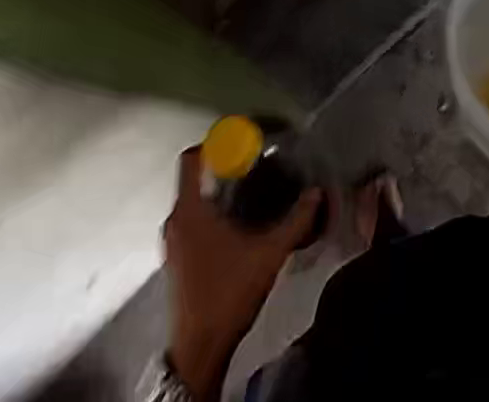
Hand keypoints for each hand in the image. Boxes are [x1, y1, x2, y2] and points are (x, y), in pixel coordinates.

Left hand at [163, 147, 320, 399]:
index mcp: (189, 210)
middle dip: (221, 167)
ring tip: (248, 192)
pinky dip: (209, 212)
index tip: (239, 141)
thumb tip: (317, 193)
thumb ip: (296, 221)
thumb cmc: (229, 292)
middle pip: (192, 178)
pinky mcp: (174, 259)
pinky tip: (235, 224)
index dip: (212, 143)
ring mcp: (171, 242)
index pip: (190, 158)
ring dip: (215, 192)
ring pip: (191, 201)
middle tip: (253, 165)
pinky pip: (190, 220)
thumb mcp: (269, 254)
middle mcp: (174, 220)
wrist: (199, 348)